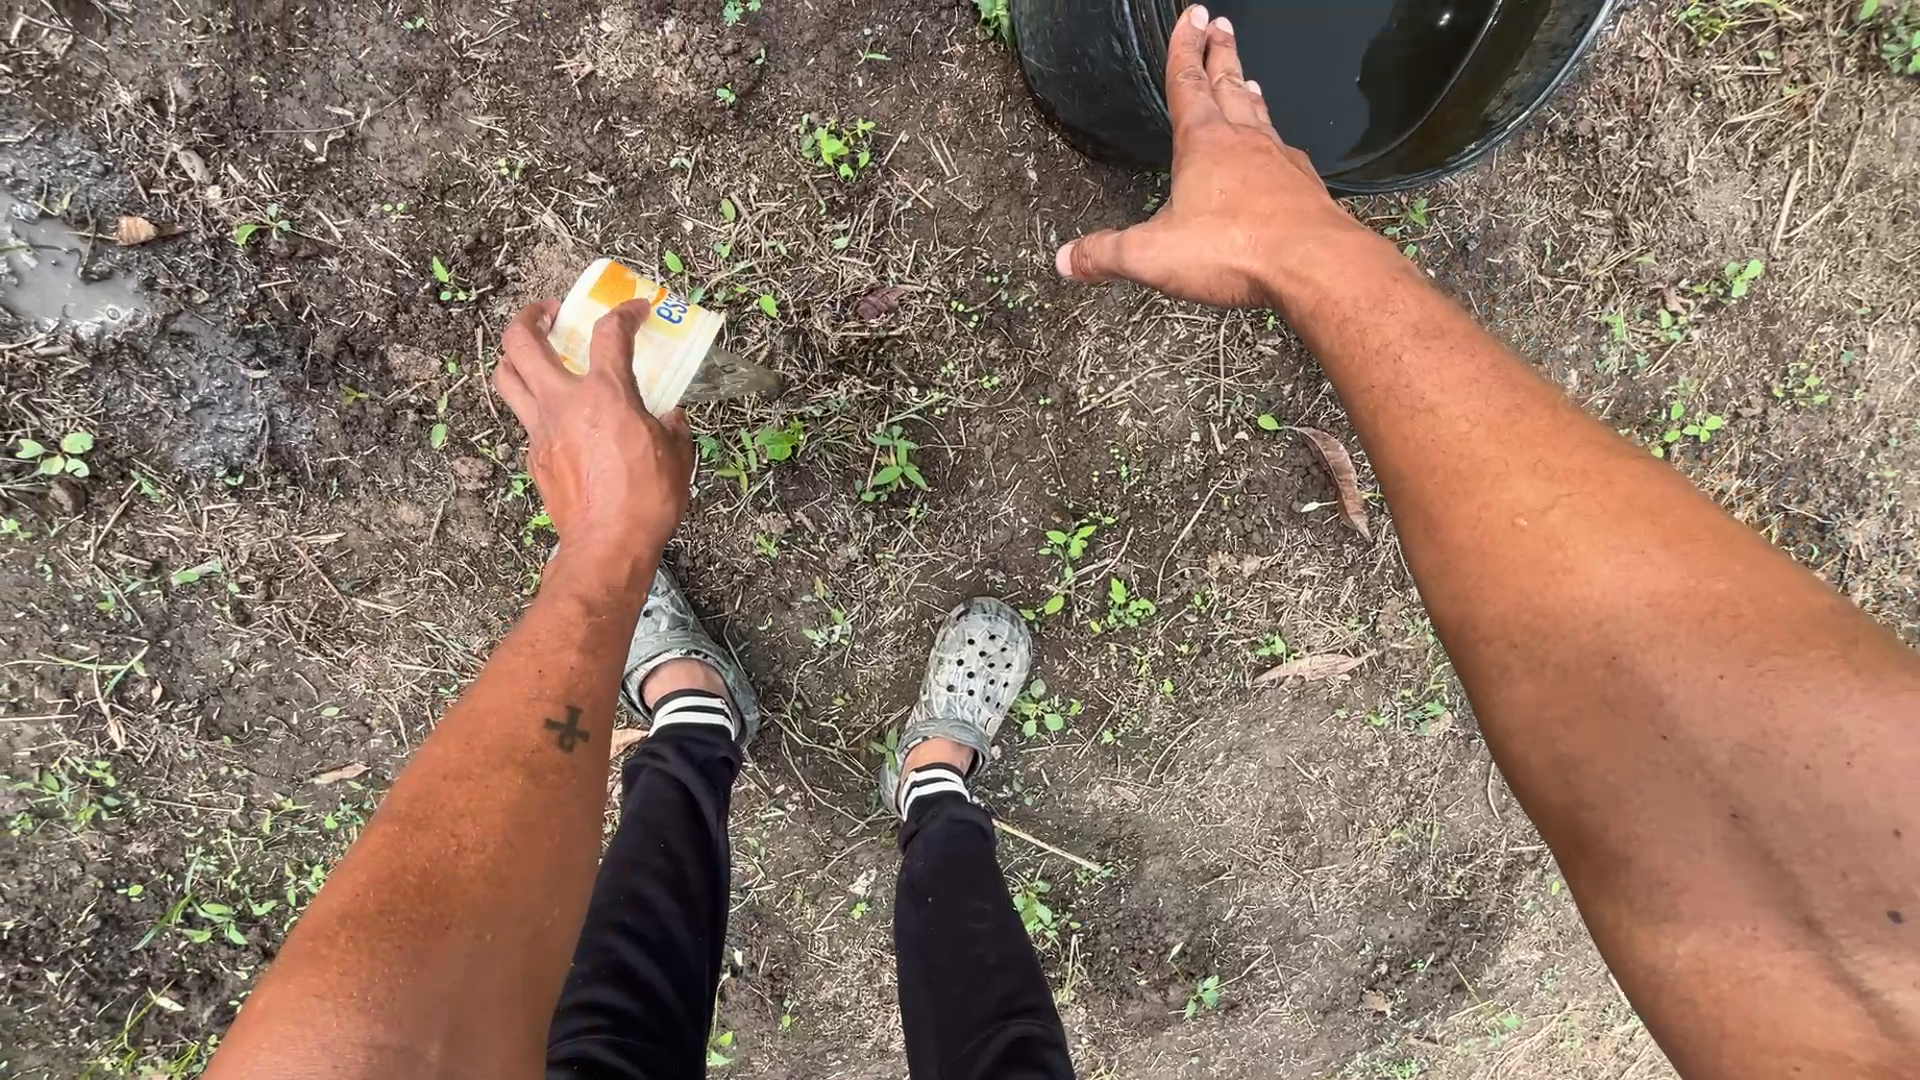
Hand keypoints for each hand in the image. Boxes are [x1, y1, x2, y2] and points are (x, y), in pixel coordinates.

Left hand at [495, 299, 693, 573]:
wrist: (608, 543)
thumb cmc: (649, 500)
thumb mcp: (678, 456)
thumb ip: (673, 427)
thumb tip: (669, 416)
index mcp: (607, 396)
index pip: (609, 334)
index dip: (624, 313)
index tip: (637, 310)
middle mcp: (565, 403)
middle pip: (523, 341)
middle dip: (532, 316)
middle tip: (551, 313)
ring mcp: (542, 429)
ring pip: (506, 375)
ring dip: (515, 354)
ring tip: (533, 352)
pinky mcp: (534, 456)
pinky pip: (525, 417)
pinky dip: (537, 404)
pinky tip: (560, 415)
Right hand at [1055, 5, 1374, 308]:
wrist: (1308, 264)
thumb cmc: (1232, 249)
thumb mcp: (1150, 255)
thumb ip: (1105, 254)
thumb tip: (1068, 258)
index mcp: (1202, 145)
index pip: (1188, 84)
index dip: (1184, 50)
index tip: (1190, 17)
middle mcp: (1243, 142)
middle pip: (1229, 85)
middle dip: (1221, 55)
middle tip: (1220, 27)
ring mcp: (1277, 161)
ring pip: (1259, 115)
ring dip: (1248, 93)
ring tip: (1247, 79)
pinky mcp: (1300, 187)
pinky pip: (1284, 152)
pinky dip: (1275, 142)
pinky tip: (1277, 150)